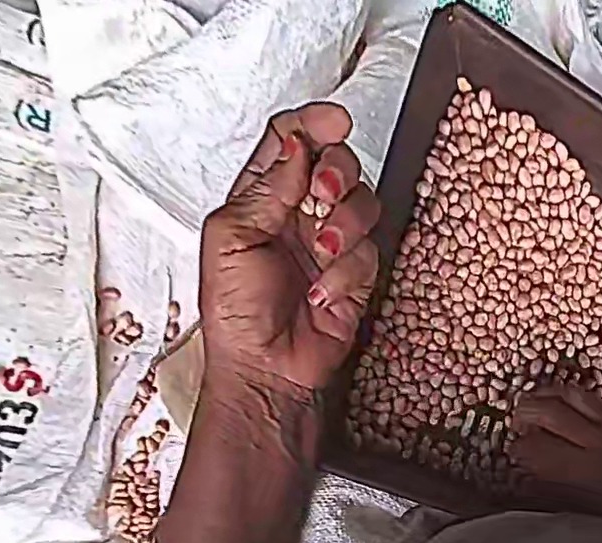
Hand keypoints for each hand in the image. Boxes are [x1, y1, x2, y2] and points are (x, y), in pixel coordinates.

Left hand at [199, 103, 381, 399]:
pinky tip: (324, 292)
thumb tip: (298, 147)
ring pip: (364, 206)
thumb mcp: (232, 237)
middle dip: (338, 172)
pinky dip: (349, 272)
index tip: (335, 118)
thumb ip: (266, 190)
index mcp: (263, 199)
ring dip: (346, 222)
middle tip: (322, 193)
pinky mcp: (357, 279)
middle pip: (338, 166)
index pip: (292, 144)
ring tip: (323, 250)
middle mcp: (302, 217)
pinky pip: (369, 256)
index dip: (313, 123)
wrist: (266, 366)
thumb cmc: (236, 310)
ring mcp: (333, 248)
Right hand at [510, 383, 601, 532]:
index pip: (537, 447)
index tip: (513, 452)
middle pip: (548, 412)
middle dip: (523, 413)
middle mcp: (593, 442)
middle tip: (516, 424)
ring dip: (541, 395)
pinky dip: (563, 392)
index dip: (518, 447)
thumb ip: (544, 485)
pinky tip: (553, 400)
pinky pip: (585, 395)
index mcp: (581, 470)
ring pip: (566, 394)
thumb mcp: (574, 503)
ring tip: (531, 405)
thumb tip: (516, 472)